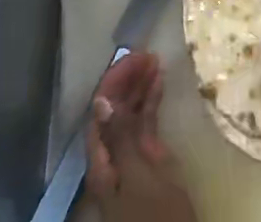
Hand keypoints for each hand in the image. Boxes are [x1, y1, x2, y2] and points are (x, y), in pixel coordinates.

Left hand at [84, 52, 197, 221]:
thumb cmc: (158, 218)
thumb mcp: (140, 176)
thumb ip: (121, 136)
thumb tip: (101, 99)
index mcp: (102, 159)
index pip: (101, 107)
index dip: (115, 79)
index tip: (135, 57)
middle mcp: (112, 155)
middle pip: (114, 108)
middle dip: (128, 79)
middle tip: (148, 55)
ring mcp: (130, 160)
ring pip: (130, 114)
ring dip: (141, 87)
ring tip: (156, 62)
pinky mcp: (148, 167)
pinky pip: (144, 128)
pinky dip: (151, 105)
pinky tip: (159, 86)